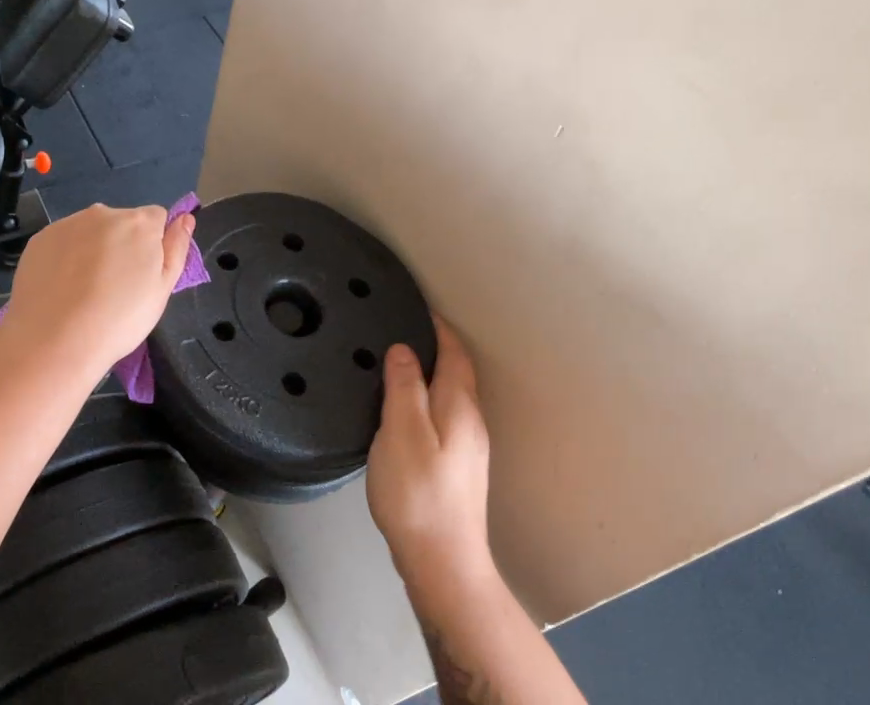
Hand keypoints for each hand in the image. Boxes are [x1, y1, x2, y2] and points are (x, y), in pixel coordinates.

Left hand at [0, 204, 193, 377]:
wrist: (55, 339)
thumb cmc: (119, 319)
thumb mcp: (162, 290)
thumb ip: (176, 248)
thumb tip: (185, 218)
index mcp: (139, 223)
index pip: (156, 218)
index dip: (154, 244)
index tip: (143, 273)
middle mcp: (103, 213)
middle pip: (122, 222)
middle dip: (122, 245)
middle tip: (115, 286)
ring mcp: (68, 224)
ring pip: (90, 231)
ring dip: (93, 249)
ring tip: (85, 289)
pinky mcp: (41, 238)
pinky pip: (63, 242)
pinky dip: (66, 256)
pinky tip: (62, 287)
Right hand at [366, 317, 495, 595]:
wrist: (442, 561)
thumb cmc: (418, 494)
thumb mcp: (401, 432)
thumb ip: (404, 388)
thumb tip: (403, 350)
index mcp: (459, 409)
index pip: (454, 355)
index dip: (439, 328)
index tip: (417, 307)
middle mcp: (470, 424)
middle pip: (457, 374)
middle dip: (436, 347)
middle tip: (402, 328)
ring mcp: (467, 450)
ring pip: (450, 397)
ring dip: (431, 374)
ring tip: (399, 363)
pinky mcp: (456, 470)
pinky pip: (443, 418)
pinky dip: (427, 400)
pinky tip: (404, 410)